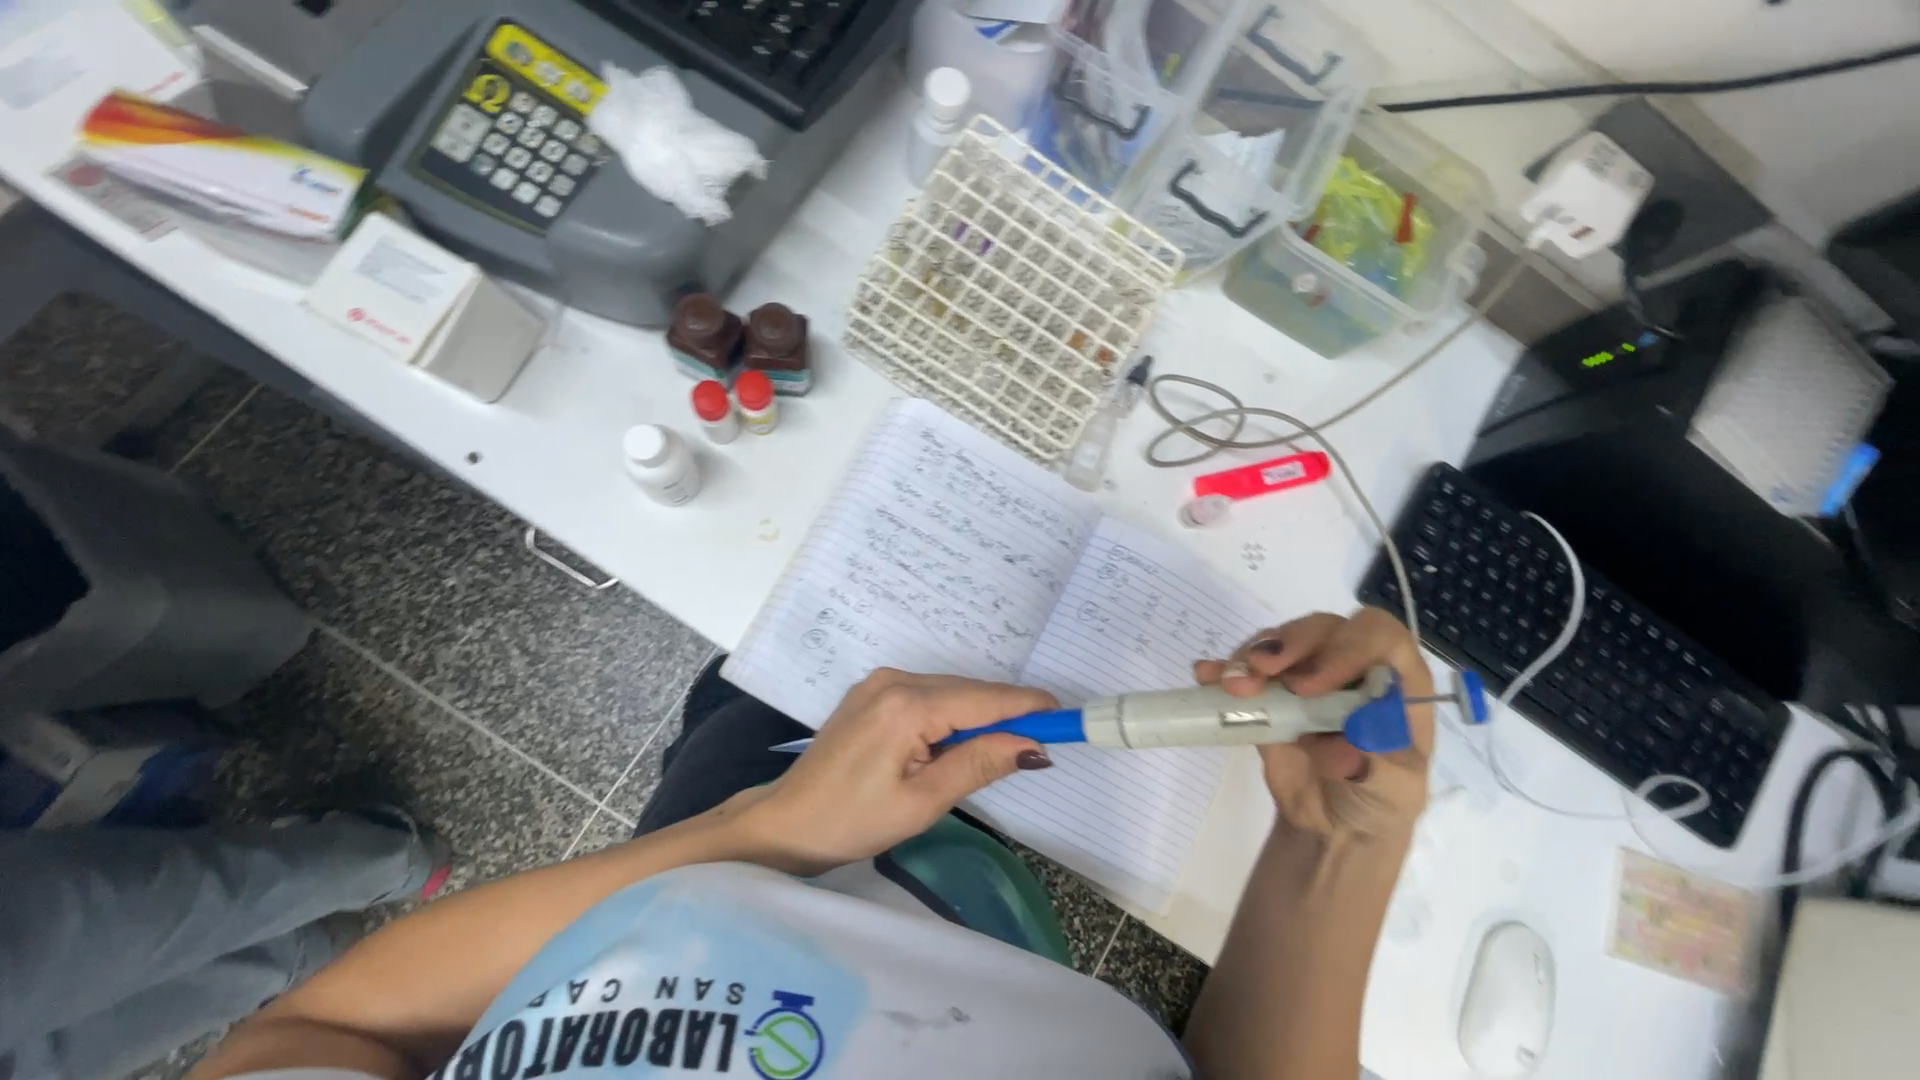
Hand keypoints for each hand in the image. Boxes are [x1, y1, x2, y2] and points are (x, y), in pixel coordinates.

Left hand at [731, 669, 1057, 874]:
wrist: (787, 823)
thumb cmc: (853, 822)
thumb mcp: (923, 802)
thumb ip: (979, 764)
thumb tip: (1033, 747)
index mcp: (907, 705)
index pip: (984, 699)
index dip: (1028, 707)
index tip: (1067, 717)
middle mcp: (894, 680)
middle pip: (969, 691)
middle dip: (1006, 713)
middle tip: (1042, 744)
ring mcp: (880, 682)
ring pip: (949, 691)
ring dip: (978, 715)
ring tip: (1003, 748)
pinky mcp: (872, 692)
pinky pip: (927, 694)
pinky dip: (952, 713)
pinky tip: (959, 740)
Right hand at [1194, 608, 1432, 839]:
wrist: (1332, 823)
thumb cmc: (1377, 800)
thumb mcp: (1394, 791)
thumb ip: (1376, 767)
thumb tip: (1344, 749)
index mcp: (1393, 681)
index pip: (1379, 636)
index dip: (1347, 647)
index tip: (1312, 685)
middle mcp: (1351, 666)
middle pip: (1324, 628)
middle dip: (1291, 644)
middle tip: (1265, 672)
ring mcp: (1305, 674)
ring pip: (1281, 641)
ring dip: (1253, 655)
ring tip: (1232, 685)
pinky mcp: (1268, 690)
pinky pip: (1246, 666)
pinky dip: (1225, 666)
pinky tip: (1207, 675)